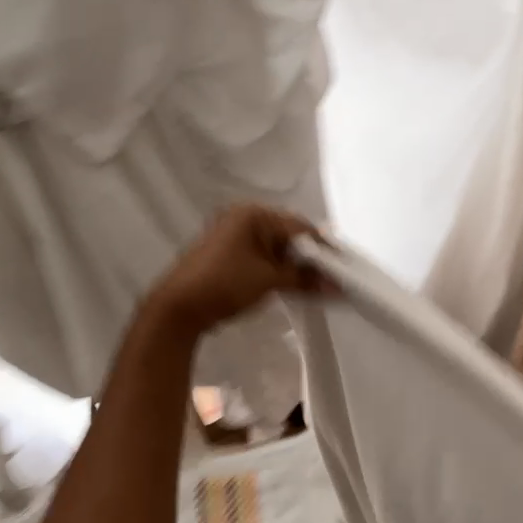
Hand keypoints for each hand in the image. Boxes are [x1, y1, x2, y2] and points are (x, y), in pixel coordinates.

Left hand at [147, 205, 330, 332]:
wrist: (179, 308)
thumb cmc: (225, 285)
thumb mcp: (269, 280)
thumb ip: (305, 279)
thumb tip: (337, 285)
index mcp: (253, 215)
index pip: (300, 226)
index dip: (323, 249)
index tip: (344, 269)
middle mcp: (243, 217)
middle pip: (288, 234)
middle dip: (310, 257)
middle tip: (332, 279)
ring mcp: (233, 235)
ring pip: (276, 247)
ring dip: (295, 266)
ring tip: (315, 285)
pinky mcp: (228, 254)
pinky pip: (262, 256)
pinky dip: (278, 269)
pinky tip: (291, 284)